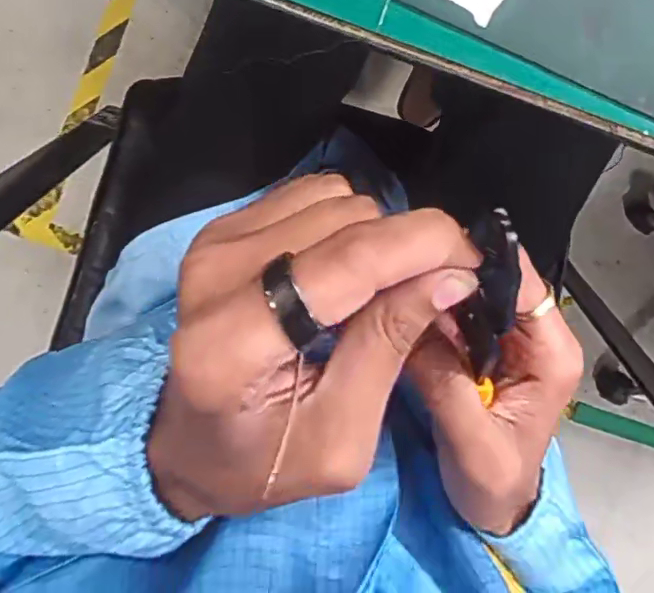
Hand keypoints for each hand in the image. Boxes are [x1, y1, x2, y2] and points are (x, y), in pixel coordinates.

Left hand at [148, 173, 481, 519]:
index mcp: (237, 338)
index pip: (346, 261)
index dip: (422, 246)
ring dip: (375, 231)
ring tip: (381, 283)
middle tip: (433, 286)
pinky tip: (343, 264)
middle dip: (407, 244)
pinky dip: (343, 219)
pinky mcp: (222, 225)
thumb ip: (388, 346)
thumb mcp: (339, 438)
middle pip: (346, 217)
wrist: (180, 438)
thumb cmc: (260, 461)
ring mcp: (216, 238)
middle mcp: (219, 268)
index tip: (474, 260)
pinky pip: (308, 192)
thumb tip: (450, 277)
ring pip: (331, 194)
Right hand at [404, 244, 582, 535]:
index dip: (475, 258)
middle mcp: (531, 331)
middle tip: (399, 268)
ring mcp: (500, 331)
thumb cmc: (495, 486)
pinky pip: (448, 301)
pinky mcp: (474, 336)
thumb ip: (444, 382)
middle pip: (489, 272)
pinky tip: (398, 300)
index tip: (428, 252)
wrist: (491, 507)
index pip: (520, 279)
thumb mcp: (472, 444)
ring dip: (430, 280)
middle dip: (445, 265)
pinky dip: (424, 298)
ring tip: (393, 281)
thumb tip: (407, 320)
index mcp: (550, 352)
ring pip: (465, 282)